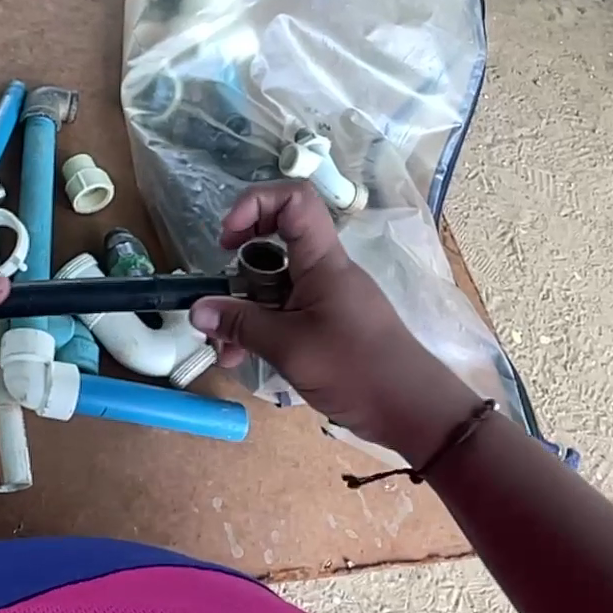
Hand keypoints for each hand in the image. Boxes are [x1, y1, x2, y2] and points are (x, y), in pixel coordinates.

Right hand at [189, 182, 479, 460]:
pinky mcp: (326, 322)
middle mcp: (324, 270)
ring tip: (223, 348)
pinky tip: (241, 358)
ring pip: (273, 284)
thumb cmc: (358, 370)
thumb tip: (196, 310)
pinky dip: (258, 328)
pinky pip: (283, 311)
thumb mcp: (290, 348)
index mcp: (323, 261)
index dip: (255, 204)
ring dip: (242, 309)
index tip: (228, 239)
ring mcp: (325, 297)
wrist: (416, 413)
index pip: (294, 199)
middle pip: (274, 242)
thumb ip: (241, 325)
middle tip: (218, 296)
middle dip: (236, 270)